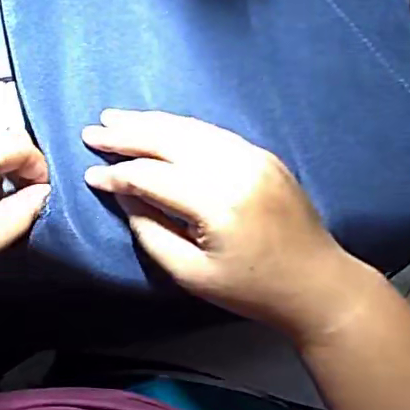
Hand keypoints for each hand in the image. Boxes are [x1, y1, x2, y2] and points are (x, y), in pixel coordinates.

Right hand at [82, 109, 387, 341]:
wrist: (318, 284)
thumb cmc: (250, 289)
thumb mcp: (190, 274)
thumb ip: (150, 232)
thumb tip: (126, 197)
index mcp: (217, 202)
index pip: (152, 176)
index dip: (117, 176)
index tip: (91, 177)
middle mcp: (236, 168)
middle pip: (169, 140)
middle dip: (127, 135)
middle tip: (92, 131)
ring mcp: (253, 157)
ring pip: (190, 129)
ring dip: (149, 123)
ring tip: (116, 120)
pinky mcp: (262, 156)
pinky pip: (211, 133)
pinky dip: (179, 128)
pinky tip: (158, 127)